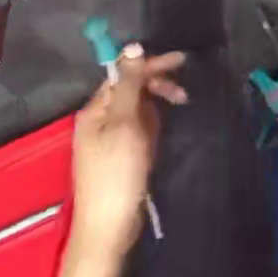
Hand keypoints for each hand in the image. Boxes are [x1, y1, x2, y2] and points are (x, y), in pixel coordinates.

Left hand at [68, 46, 187, 252]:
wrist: (108, 230)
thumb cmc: (117, 173)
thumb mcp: (126, 123)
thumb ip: (130, 84)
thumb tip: (133, 46)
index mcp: (95, 110)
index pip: (124, 74)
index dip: (150, 66)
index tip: (181, 62)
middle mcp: (97, 120)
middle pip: (130, 90)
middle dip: (156, 87)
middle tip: (182, 94)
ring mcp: (106, 140)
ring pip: (136, 109)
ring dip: (155, 108)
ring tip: (172, 117)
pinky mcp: (118, 156)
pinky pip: (137, 129)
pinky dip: (151, 127)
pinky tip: (159, 136)